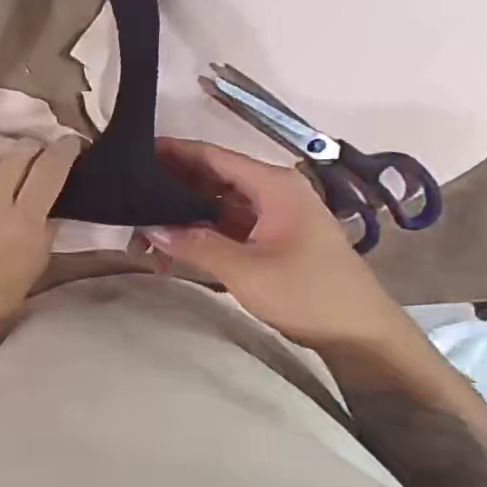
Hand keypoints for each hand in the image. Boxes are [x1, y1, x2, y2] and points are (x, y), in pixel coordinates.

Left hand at [0, 137, 82, 339]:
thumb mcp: (35, 267)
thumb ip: (47, 230)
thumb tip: (55, 204)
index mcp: (23, 221)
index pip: (50, 168)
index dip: (66, 150)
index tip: (73, 144)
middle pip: (20, 151)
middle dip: (37, 148)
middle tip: (45, 158)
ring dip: (9, 163)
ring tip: (14, 179)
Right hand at [142, 138, 417, 352]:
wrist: (358, 332)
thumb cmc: (307, 293)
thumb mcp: (245, 269)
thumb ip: (195, 244)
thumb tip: (149, 229)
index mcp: (273, 185)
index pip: (212, 157)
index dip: (173, 153)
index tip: (134, 154)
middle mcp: (272, 191)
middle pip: (210, 179)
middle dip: (170, 191)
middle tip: (128, 204)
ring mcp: (271, 215)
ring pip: (214, 205)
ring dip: (181, 218)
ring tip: (143, 236)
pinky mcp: (269, 238)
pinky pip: (224, 226)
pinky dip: (198, 235)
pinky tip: (170, 251)